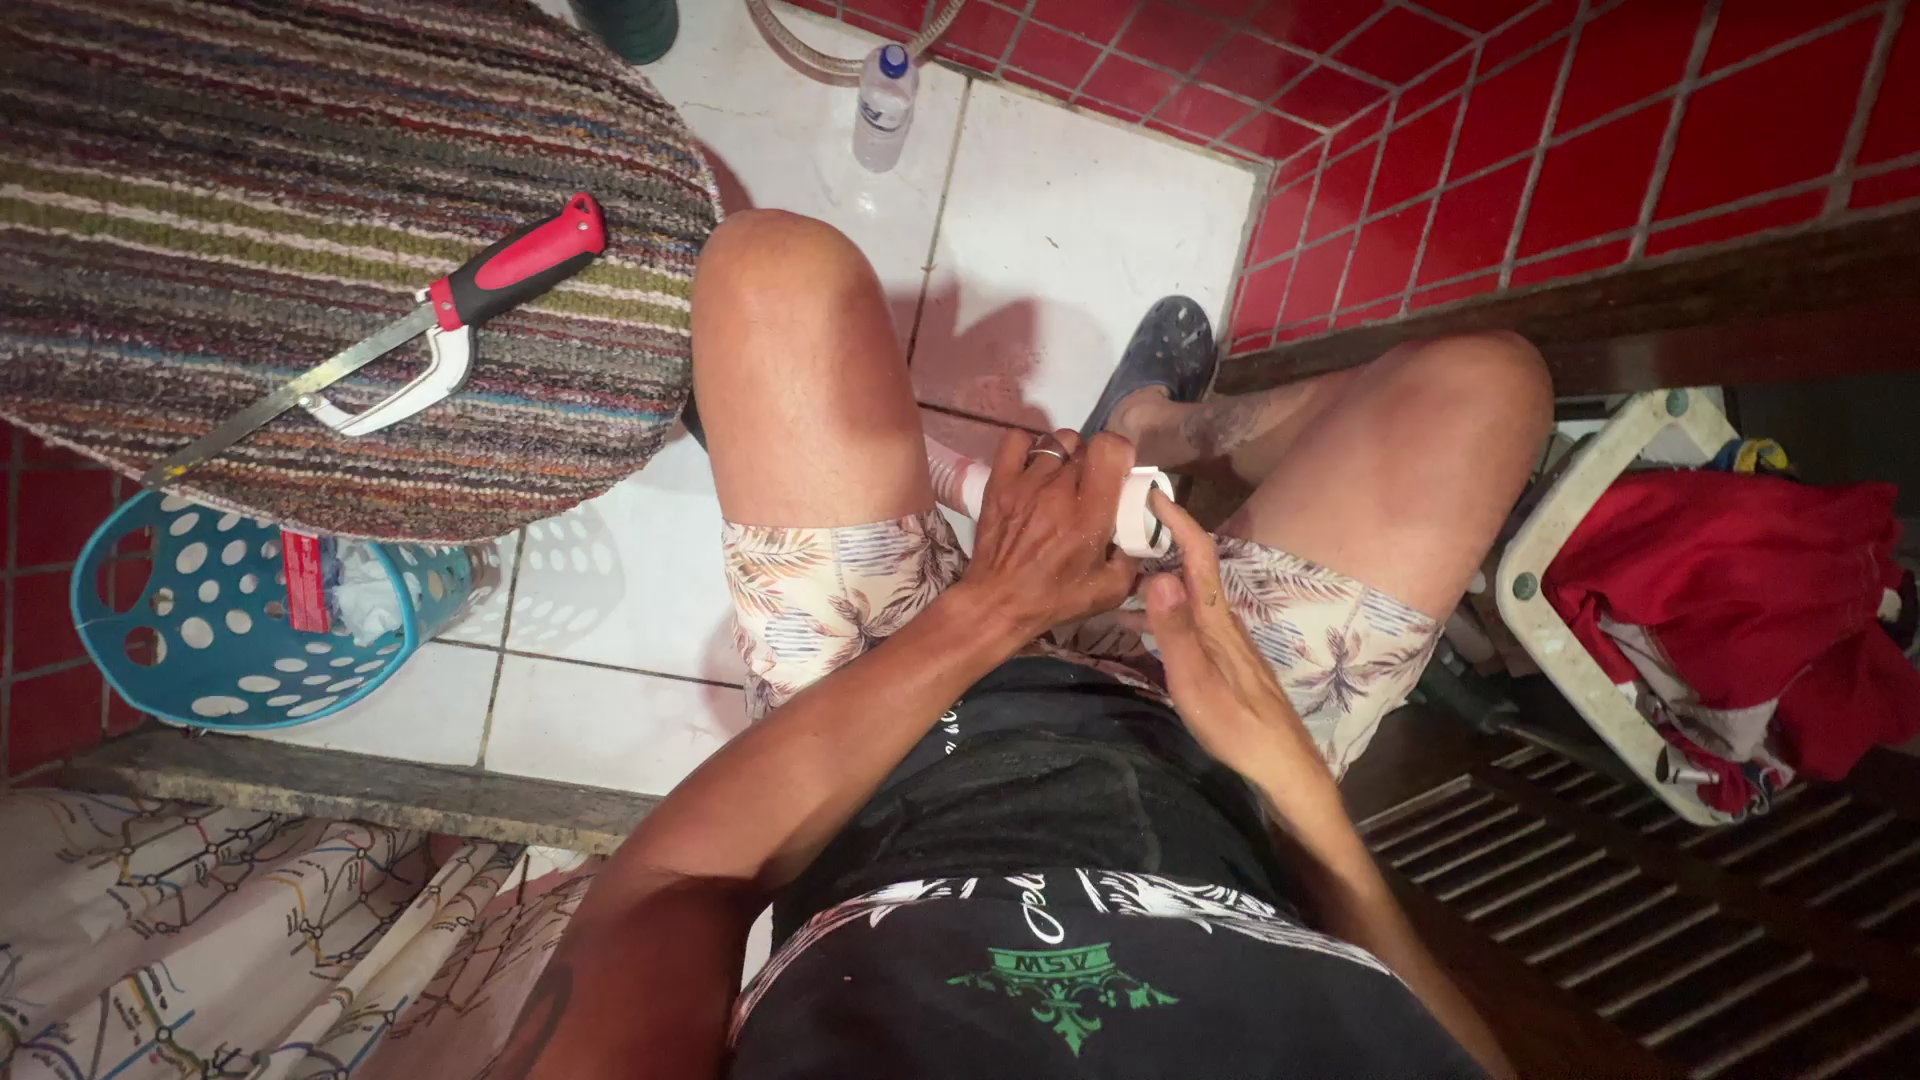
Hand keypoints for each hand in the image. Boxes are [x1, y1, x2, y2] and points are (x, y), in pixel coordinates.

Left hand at [960, 429, 1140, 642]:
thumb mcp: (1110, 589)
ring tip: (1064, 477)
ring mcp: (1025, 484)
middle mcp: (1058, 490)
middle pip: (1085, 447)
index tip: (1119, 473)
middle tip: (1092, 486)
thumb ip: (1133, 557)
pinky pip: (1017, 441)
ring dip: (1067, 455)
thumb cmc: (1055, 598)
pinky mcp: (999, 483)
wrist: (998, 601)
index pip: (1109, 449)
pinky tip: (1035, 467)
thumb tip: (1142, 532)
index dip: (1120, 453)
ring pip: (1056, 442)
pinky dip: (1029, 447)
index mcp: (1089, 513)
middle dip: (1095, 462)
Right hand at [1140, 490, 1334, 801]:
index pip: (1198, 553)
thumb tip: (1158, 575)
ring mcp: (1222, 638)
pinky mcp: (1220, 656)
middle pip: (1189, 566)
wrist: (1281, 765)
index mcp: (1215, 619)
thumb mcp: (1196, 681)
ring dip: (1152, 574)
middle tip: (1116, 529)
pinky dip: (1155, 608)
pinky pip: (1182, 616)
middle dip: (1157, 540)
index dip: (1177, 519)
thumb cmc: (1237, 726)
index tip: (1151, 492)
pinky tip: (1132, 621)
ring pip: (1184, 592)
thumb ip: (1175, 630)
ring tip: (1112, 573)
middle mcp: (1221, 619)